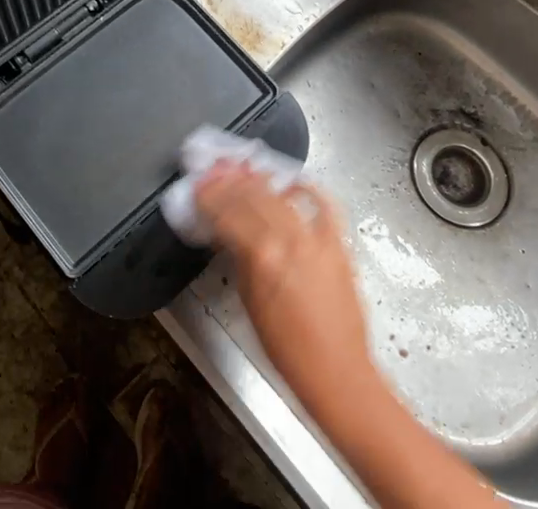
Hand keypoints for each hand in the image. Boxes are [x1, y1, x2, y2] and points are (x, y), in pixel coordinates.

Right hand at [195, 164, 377, 410]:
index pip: (228, 214)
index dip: (209, 197)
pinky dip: (309, 189)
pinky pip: (325, 206)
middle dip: (229, 181)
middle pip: (253, 197)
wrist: (337, 371)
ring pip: (283, 196)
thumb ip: (238, 259)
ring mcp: (318, 240)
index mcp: (261, 258)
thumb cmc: (287, 349)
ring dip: (260, 180)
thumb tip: (225, 234)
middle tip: (213, 169)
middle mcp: (290, 241)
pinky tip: (295, 179)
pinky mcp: (339, 245)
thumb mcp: (248, 301)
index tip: (198, 186)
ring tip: (243, 167)